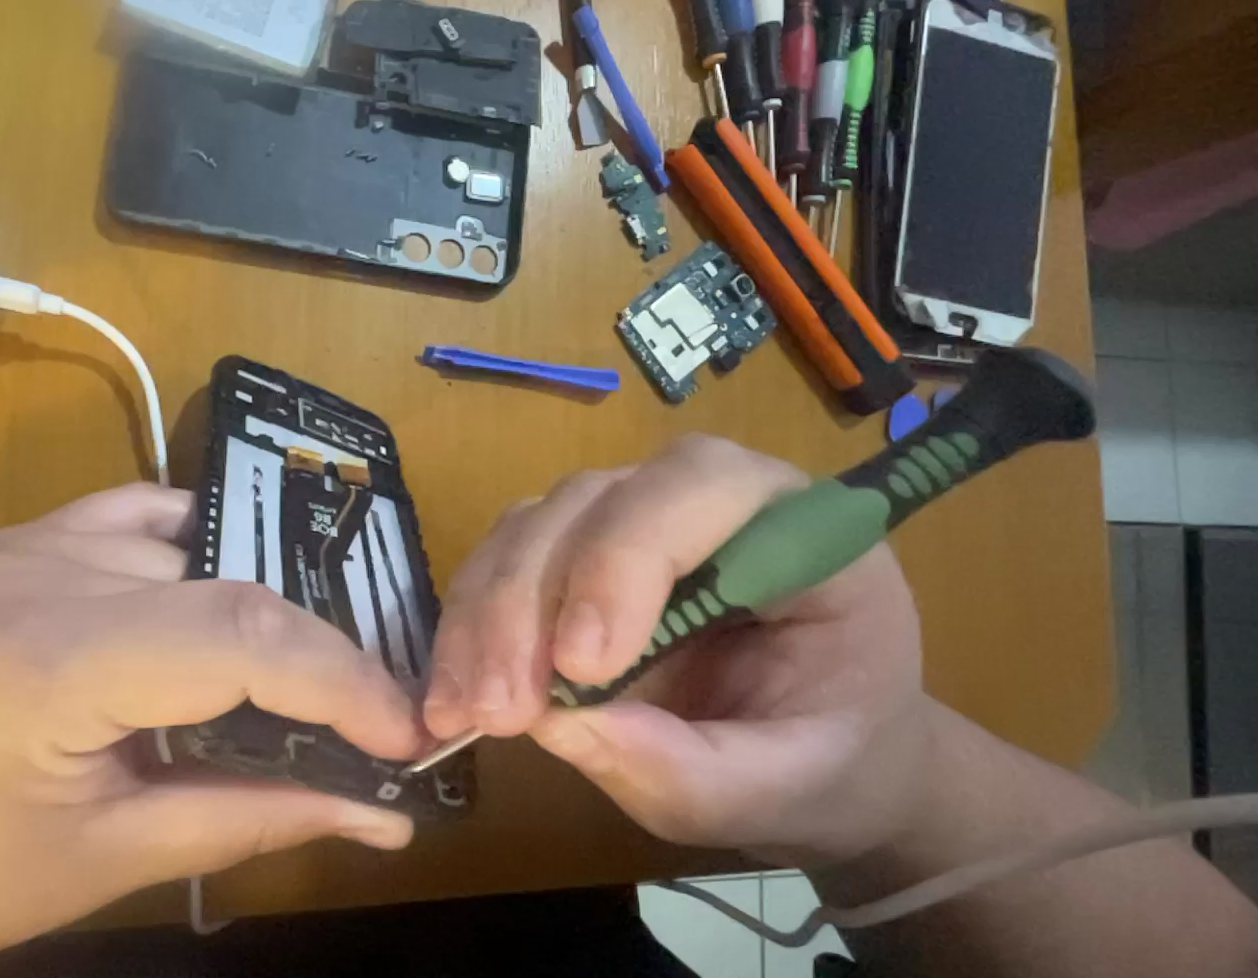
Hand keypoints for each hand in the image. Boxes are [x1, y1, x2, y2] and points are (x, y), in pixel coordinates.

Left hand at [0, 484, 420, 971]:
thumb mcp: (102, 861)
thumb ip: (250, 820)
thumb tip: (380, 818)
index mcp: (46, 662)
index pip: (239, 640)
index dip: (341, 682)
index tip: (404, 734)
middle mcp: (36, 571)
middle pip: (227, 590)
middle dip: (314, 658)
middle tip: (363, 721)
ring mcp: (21, 541)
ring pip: (192, 552)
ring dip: (253, 618)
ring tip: (288, 685)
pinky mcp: (14, 538)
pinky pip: (134, 518)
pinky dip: (194, 554)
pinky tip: (207, 606)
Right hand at [423, 436, 932, 866]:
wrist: (810, 754)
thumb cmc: (825, 760)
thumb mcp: (786, 789)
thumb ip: (696, 768)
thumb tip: (563, 726)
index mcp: (788, 525)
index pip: (693, 490)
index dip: (624, 562)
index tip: (581, 668)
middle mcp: (691, 497)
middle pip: (585, 504)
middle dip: (530, 603)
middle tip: (500, 711)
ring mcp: (617, 518)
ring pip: (525, 528)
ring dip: (483, 618)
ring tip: (467, 713)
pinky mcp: (563, 552)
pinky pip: (495, 564)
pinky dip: (466, 628)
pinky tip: (453, 695)